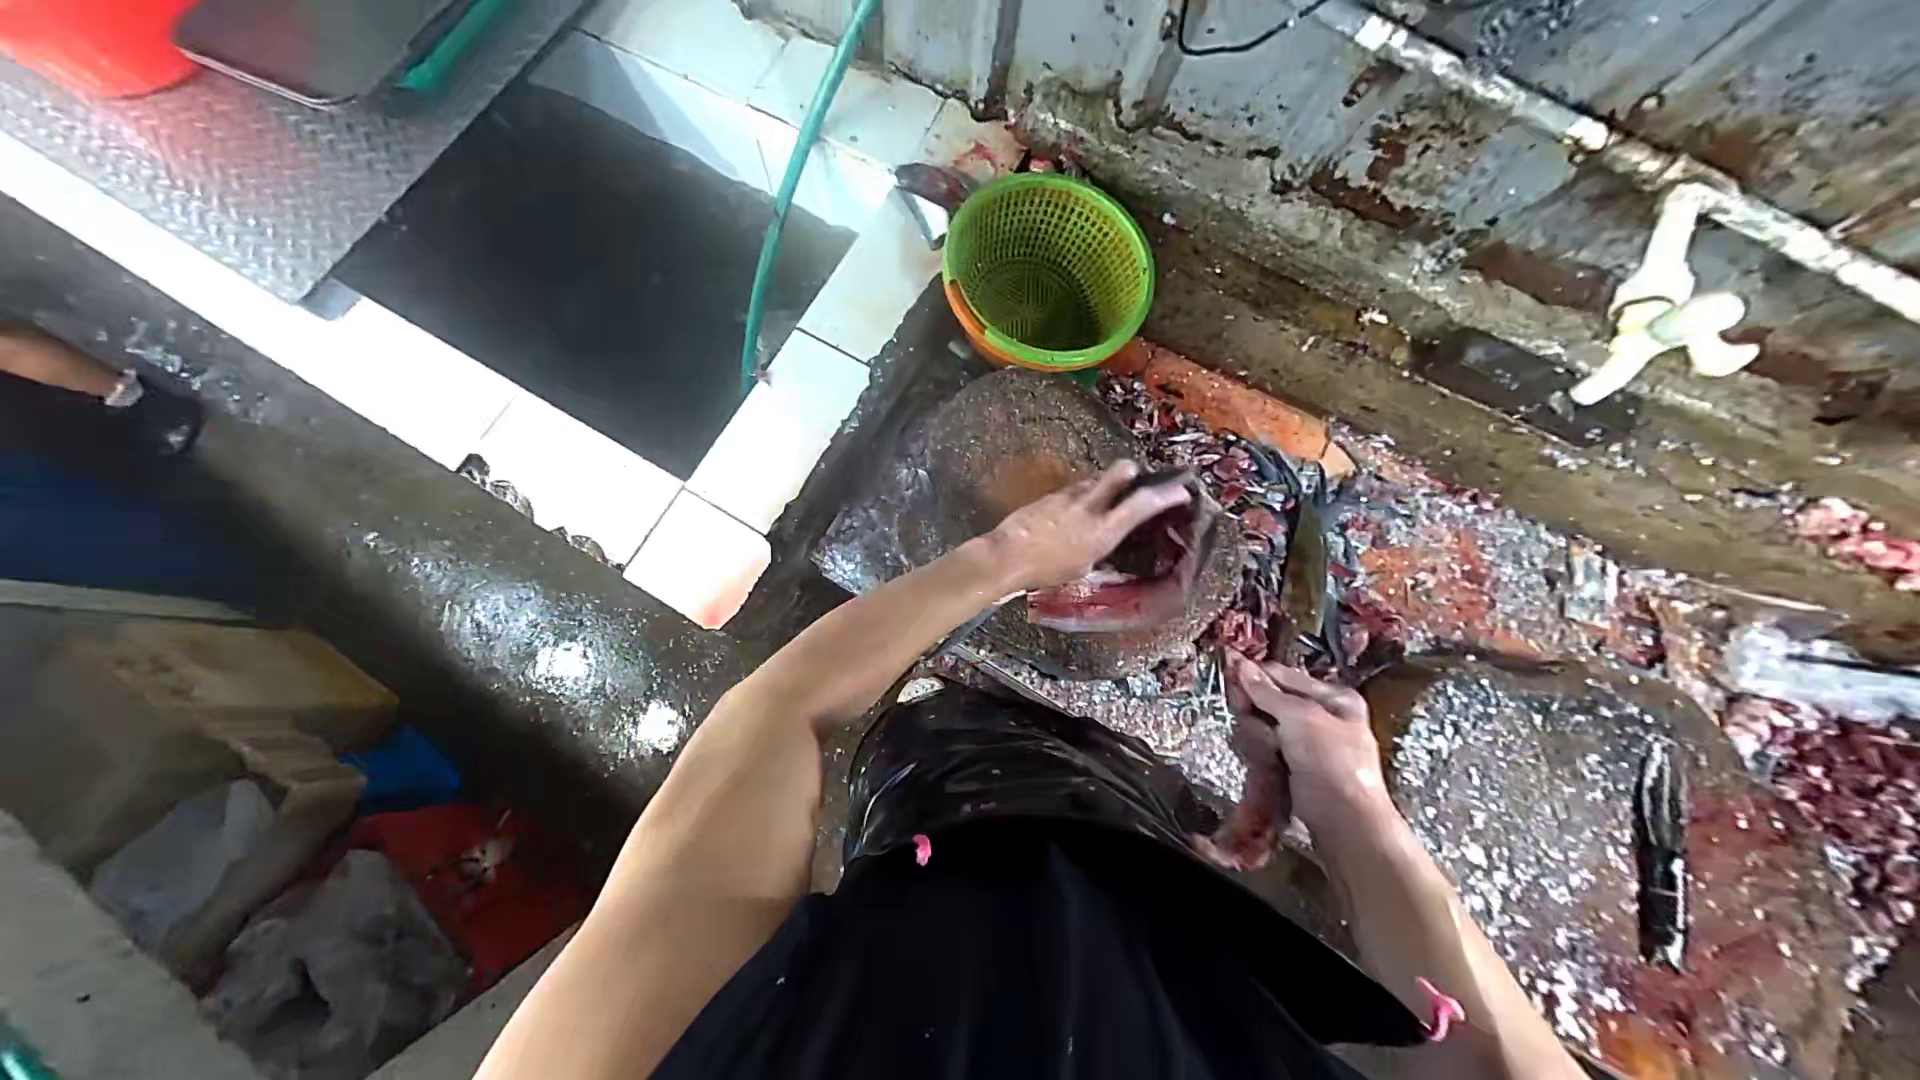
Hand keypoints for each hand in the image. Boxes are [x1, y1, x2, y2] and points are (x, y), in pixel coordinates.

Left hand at [983, 460, 1192, 591]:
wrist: (1007, 556)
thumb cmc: (1045, 571)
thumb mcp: (1082, 569)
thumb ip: (1098, 551)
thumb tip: (1106, 544)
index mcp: (1103, 531)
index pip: (1142, 504)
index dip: (1167, 495)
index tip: (1181, 491)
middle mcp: (1089, 506)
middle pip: (1120, 471)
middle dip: (1134, 470)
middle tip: (1138, 477)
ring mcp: (1068, 496)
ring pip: (1095, 479)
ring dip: (1103, 484)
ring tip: (1102, 499)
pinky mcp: (1050, 494)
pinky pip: (1074, 489)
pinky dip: (1081, 495)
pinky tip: (1074, 510)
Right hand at [1225, 653, 1394, 835]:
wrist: (1344, 818)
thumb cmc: (1331, 760)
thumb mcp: (1300, 716)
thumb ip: (1267, 692)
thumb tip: (1240, 665)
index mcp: (1333, 698)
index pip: (1284, 675)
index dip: (1257, 675)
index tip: (1229, 672)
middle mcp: (1320, 716)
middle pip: (1270, 700)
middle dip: (1256, 708)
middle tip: (1242, 710)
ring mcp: (1305, 741)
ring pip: (1263, 723)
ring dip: (1258, 733)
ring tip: (1266, 746)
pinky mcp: (1291, 763)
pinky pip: (1265, 745)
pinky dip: (1259, 749)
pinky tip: (1264, 757)